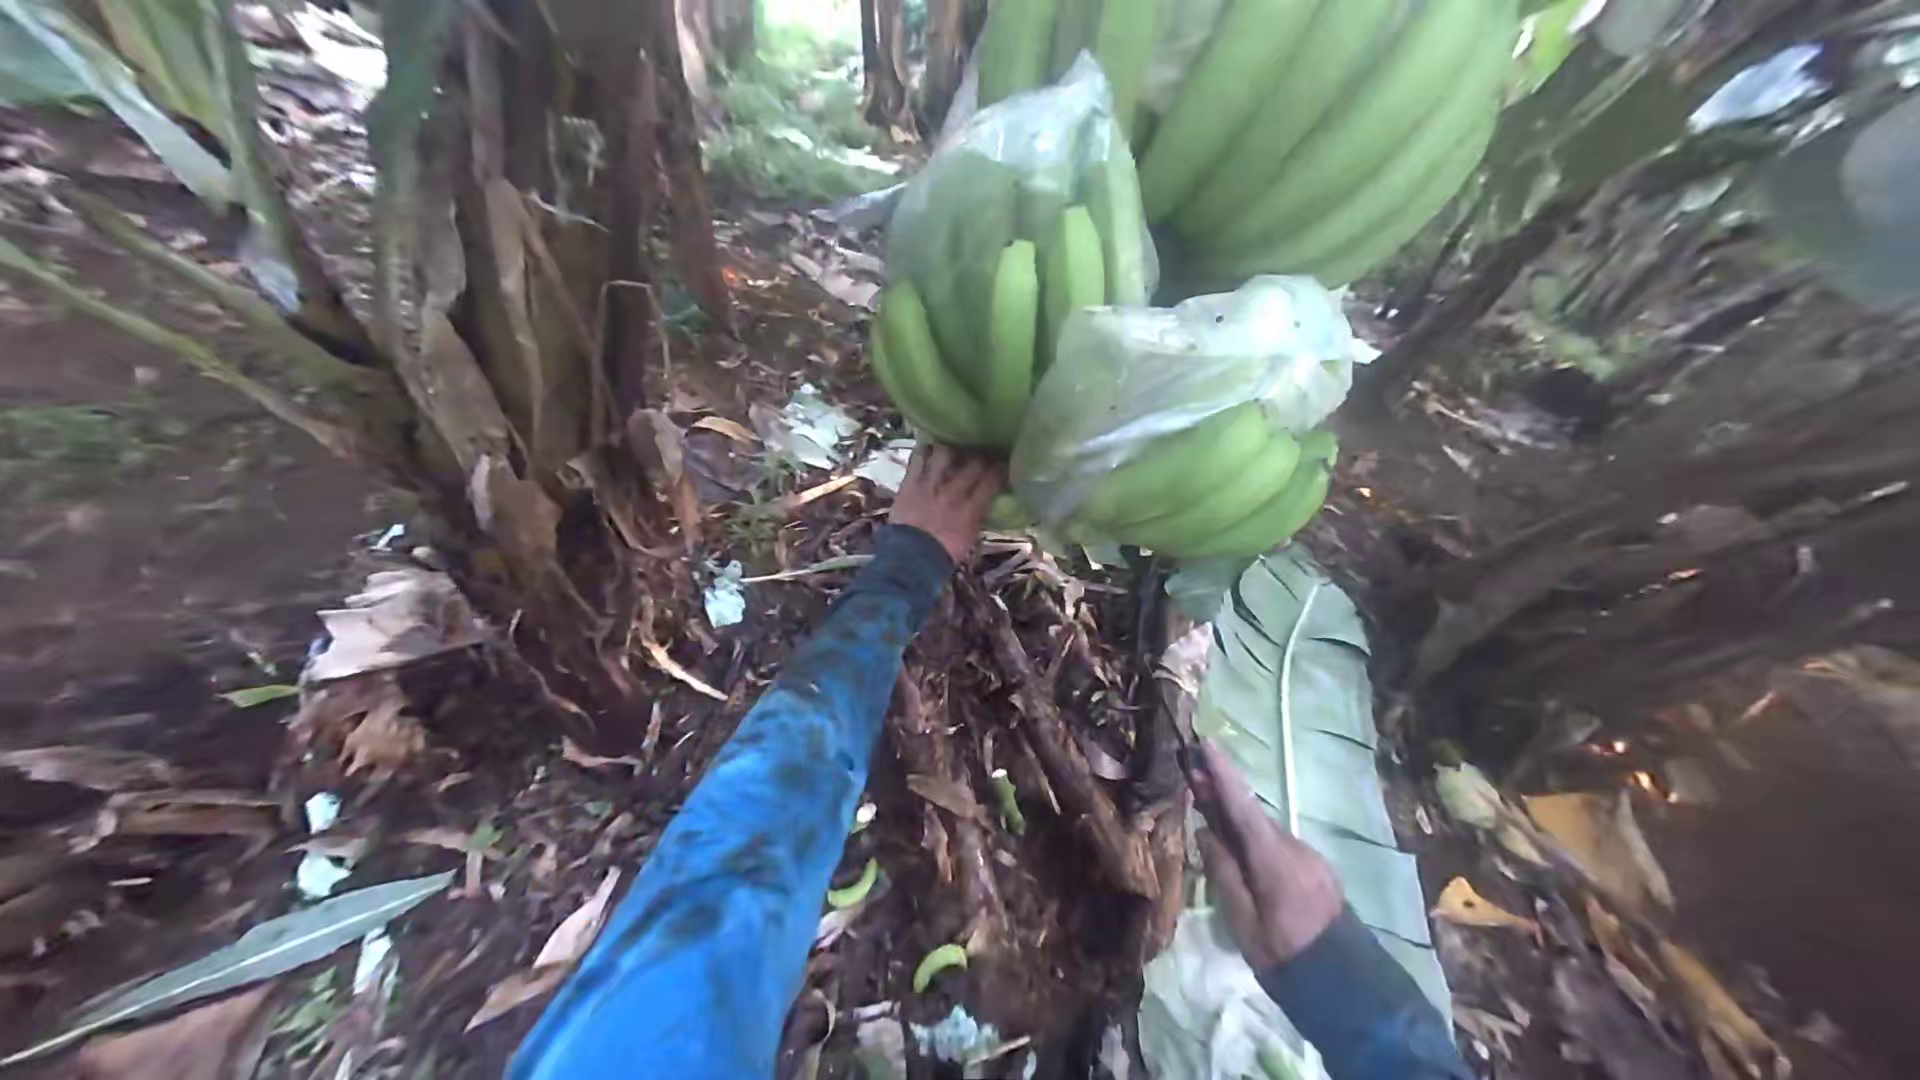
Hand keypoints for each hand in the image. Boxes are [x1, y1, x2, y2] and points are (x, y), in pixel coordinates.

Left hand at [888, 444, 1003, 563]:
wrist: (911, 559)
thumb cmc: (944, 554)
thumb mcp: (970, 537)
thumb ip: (977, 516)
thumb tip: (983, 503)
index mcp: (972, 508)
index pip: (993, 479)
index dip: (1001, 468)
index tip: (1003, 464)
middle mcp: (954, 491)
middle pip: (974, 463)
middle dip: (982, 456)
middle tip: (982, 455)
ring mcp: (931, 484)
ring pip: (945, 453)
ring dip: (951, 451)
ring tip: (951, 452)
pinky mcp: (910, 483)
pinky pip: (918, 458)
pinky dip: (924, 453)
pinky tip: (928, 452)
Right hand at [1190, 740, 1343, 968]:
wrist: (1353, 994)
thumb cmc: (1287, 959)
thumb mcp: (1243, 922)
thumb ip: (1223, 871)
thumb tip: (1206, 832)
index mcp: (1274, 859)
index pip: (1242, 806)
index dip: (1222, 774)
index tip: (1206, 743)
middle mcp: (1295, 848)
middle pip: (1252, 814)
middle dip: (1222, 794)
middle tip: (1192, 776)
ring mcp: (1311, 859)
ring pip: (1265, 830)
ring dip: (1237, 819)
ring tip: (1209, 813)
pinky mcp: (1318, 872)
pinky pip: (1278, 845)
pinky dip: (1255, 839)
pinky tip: (1240, 849)